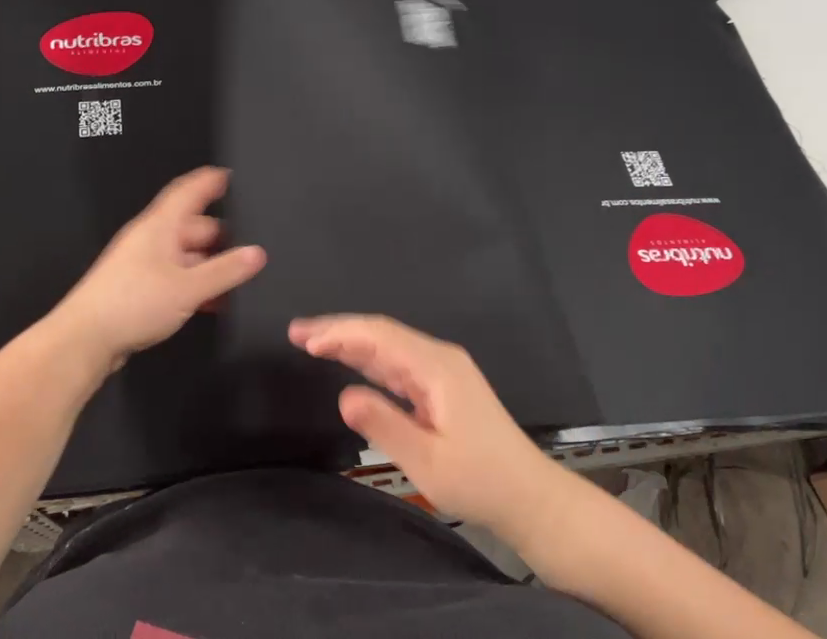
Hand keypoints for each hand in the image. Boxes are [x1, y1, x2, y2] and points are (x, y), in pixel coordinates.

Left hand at [49, 168, 265, 371]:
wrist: (85, 340)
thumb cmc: (133, 302)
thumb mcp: (187, 288)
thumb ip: (225, 271)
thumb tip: (258, 253)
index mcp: (160, 225)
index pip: (189, 190)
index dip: (211, 181)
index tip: (235, 176)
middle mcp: (151, 238)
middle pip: (192, 225)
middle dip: (222, 233)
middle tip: (256, 243)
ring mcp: (144, 264)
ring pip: (186, 255)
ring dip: (211, 265)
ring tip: (243, 277)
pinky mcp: (141, 289)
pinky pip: (177, 278)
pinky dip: (197, 285)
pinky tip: (217, 302)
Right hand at [290, 314, 575, 533]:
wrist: (531, 498)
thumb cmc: (481, 482)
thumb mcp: (428, 461)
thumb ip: (384, 425)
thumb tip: (343, 396)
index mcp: (437, 368)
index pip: (379, 336)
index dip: (339, 333)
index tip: (304, 341)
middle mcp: (440, 359)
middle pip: (381, 333)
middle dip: (337, 330)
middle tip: (295, 332)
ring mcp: (442, 371)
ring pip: (388, 346)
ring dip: (349, 342)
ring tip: (310, 342)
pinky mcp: (442, 387)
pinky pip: (397, 363)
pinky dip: (367, 359)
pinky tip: (347, 362)